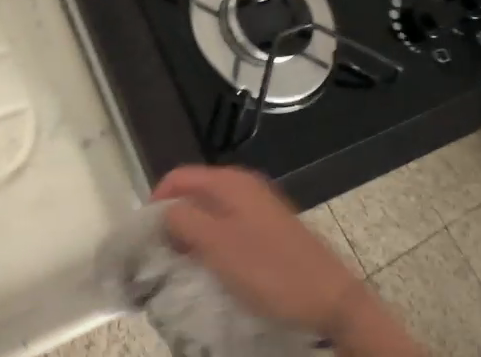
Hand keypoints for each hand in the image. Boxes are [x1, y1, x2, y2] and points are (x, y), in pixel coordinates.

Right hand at [152, 166, 361, 334]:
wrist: (333, 303)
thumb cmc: (270, 270)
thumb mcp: (216, 245)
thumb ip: (182, 221)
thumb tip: (164, 214)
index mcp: (230, 181)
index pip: (178, 177)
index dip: (157, 201)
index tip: (147, 234)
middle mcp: (245, 185)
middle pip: (196, 193)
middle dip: (177, 219)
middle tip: (167, 251)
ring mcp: (262, 207)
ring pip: (214, 212)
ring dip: (197, 234)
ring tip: (190, 263)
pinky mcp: (274, 231)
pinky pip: (233, 228)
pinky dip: (219, 243)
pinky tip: (221, 268)